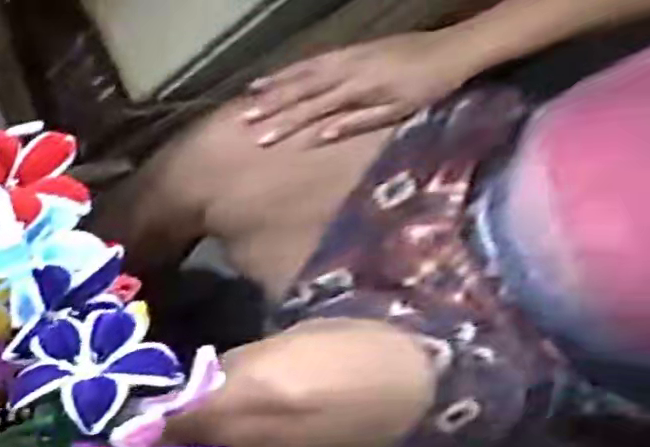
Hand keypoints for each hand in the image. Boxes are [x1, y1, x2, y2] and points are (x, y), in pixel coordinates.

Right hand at [241, 32, 471, 146]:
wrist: (463, 45)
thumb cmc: (431, 85)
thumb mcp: (397, 110)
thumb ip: (356, 123)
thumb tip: (319, 136)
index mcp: (361, 87)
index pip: (314, 109)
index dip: (286, 125)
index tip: (261, 141)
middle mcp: (352, 68)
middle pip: (304, 88)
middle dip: (272, 104)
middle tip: (243, 118)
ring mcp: (353, 55)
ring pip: (307, 70)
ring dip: (277, 82)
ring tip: (250, 93)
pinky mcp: (356, 48)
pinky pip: (318, 58)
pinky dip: (294, 67)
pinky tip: (278, 74)